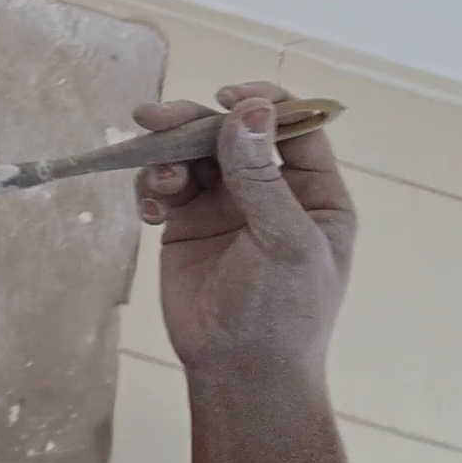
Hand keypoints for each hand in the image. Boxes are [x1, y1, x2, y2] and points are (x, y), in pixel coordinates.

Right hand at [132, 81, 357, 384]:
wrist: (236, 365)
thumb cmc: (281, 309)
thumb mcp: (283, 240)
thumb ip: (260, 175)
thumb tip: (248, 111)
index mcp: (312, 194)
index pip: (290, 129)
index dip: (261, 105)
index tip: (226, 97)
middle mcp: (267, 191)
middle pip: (225, 133)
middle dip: (188, 123)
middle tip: (151, 118)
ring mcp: (222, 205)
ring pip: (186, 155)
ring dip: (165, 160)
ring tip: (159, 187)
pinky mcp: (183, 220)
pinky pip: (160, 184)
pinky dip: (149, 189)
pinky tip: (150, 214)